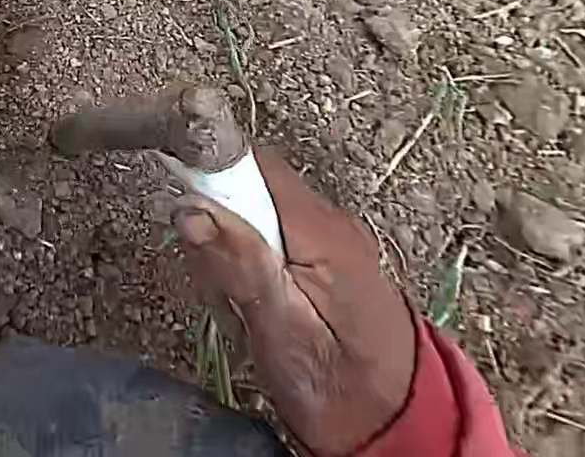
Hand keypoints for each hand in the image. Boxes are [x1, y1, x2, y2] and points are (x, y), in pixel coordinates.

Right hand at [178, 152, 415, 455]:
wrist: (400, 423)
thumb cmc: (343, 391)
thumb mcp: (283, 335)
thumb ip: (241, 267)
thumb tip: (193, 211)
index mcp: (320, 230)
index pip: (252, 162)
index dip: (210, 171)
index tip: (184, 203)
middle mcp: (328, 217)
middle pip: (251, 180)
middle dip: (219, 216)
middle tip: (218, 275)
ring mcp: (329, 229)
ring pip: (256, 204)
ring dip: (232, 238)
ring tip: (239, 296)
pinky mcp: (324, 246)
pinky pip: (272, 225)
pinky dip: (251, 251)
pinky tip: (257, 295)